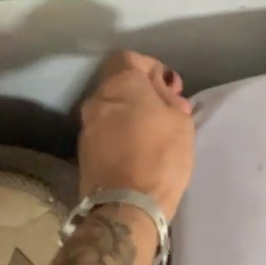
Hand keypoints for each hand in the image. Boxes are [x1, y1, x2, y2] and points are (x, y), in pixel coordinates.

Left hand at [77, 50, 195, 219]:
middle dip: (143, 92)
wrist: (126, 206)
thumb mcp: (181, 122)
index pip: (128, 58)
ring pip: (111, 108)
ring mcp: (86, 127)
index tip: (169, 87)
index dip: (150, 67)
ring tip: (155, 132)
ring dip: (131, 113)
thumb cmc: (160, 157)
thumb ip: (170, 101)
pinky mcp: (84, 152)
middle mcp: (96, 100)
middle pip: (118, 83)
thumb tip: (163, 98)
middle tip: (167, 110)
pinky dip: (121, 132)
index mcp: (120, 85)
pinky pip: (105, 130)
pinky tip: (139, 149)